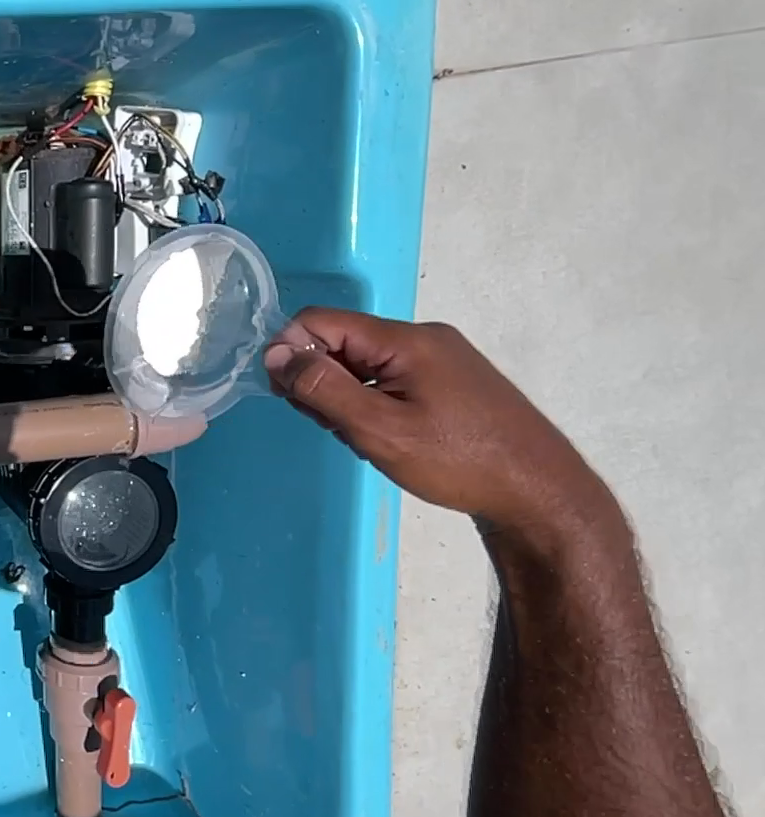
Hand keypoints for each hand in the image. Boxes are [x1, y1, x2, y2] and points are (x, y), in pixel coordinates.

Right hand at [263, 308, 609, 530]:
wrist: (542, 496)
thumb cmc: (455, 462)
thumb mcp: (377, 428)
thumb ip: (322, 387)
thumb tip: (275, 353)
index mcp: (405, 340)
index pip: (319, 321)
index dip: (290, 351)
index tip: (286, 394)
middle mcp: (422, 337)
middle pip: (339, 340)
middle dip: (317, 378)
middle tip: (327, 424)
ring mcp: (438, 358)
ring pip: (360, 361)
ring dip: (342, 394)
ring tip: (359, 435)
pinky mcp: (447, 379)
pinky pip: (385, 375)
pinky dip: (367, 400)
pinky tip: (380, 433)